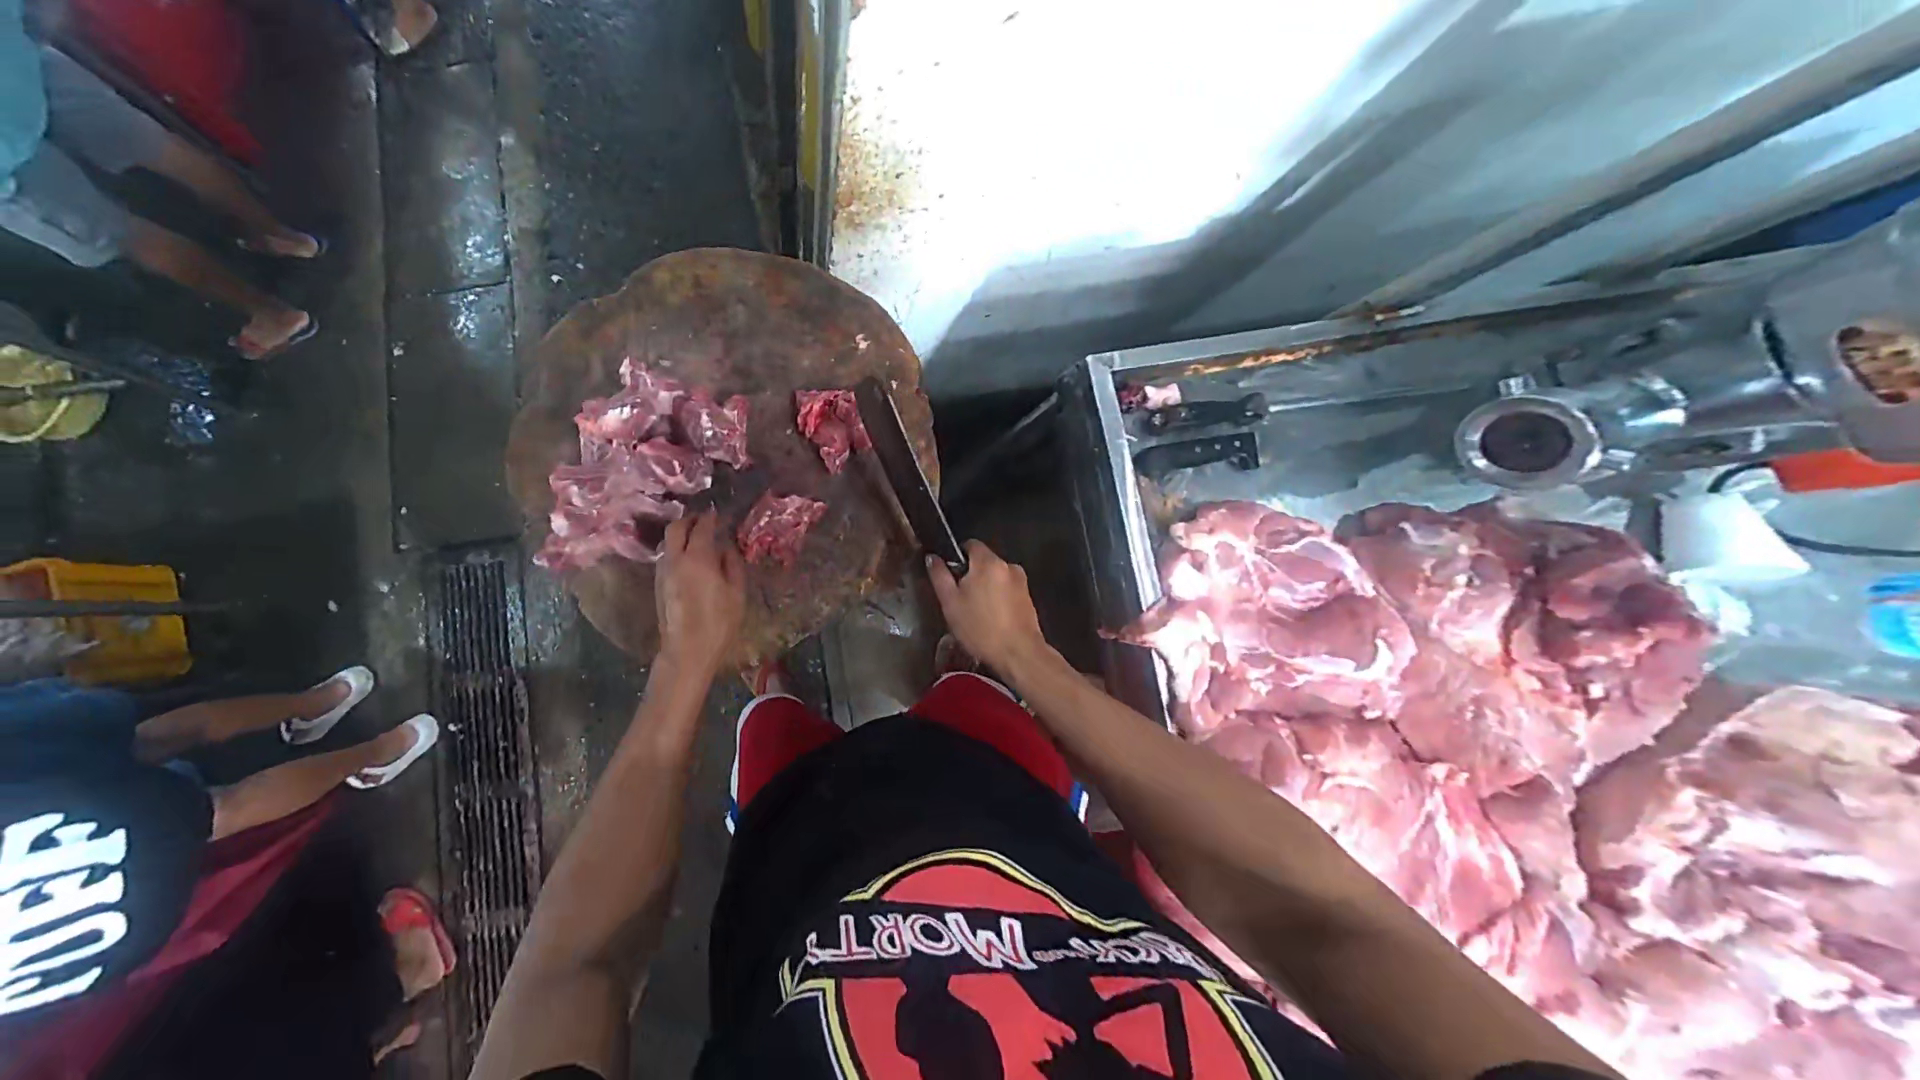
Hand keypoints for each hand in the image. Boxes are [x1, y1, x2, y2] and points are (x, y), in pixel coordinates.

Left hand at [655, 512, 746, 672]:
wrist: (687, 649)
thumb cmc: (719, 622)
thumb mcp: (737, 592)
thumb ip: (732, 565)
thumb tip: (726, 548)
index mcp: (698, 558)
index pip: (702, 527)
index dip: (711, 518)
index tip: (719, 514)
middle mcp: (676, 559)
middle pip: (676, 527)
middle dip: (690, 519)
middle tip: (704, 520)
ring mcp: (663, 571)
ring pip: (668, 542)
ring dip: (681, 535)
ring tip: (698, 539)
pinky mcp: (658, 584)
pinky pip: (666, 557)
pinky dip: (677, 550)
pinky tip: (690, 559)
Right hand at [926, 540, 1047, 670]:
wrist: (1018, 654)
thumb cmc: (980, 628)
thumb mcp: (950, 603)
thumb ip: (940, 576)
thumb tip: (933, 557)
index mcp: (988, 562)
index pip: (971, 544)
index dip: (957, 556)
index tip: (951, 576)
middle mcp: (1008, 565)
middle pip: (984, 562)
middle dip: (972, 575)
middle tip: (960, 600)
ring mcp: (1022, 582)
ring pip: (996, 578)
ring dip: (986, 588)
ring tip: (977, 614)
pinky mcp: (1029, 598)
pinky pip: (1007, 591)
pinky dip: (999, 599)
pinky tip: (992, 620)